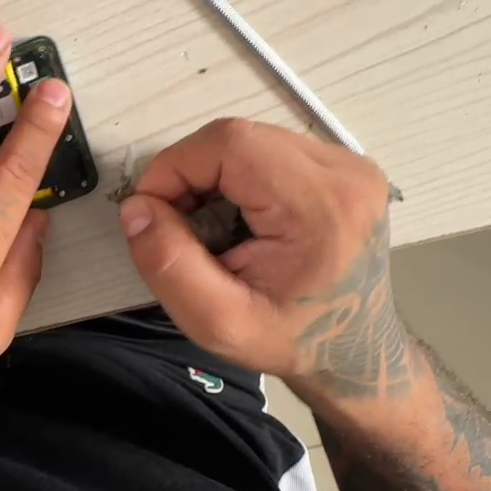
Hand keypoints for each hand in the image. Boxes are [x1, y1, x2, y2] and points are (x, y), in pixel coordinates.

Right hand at [116, 118, 411, 400]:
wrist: (355, 353)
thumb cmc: (289, 340)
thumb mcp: (215, 321)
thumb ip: (168, 264)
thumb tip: (135, 207)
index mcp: (321, 206)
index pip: (229, 144)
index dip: (173, 167)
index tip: (151, 213)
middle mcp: (344, 171)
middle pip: (236, 138)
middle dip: (186, 173)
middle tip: (173, 224)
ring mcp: (347, 165)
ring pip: (247, 140)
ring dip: (207, 175)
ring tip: (202, 226)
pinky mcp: (340, 169)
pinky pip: (265, 151)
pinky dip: (231, 177)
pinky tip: (230, 218)